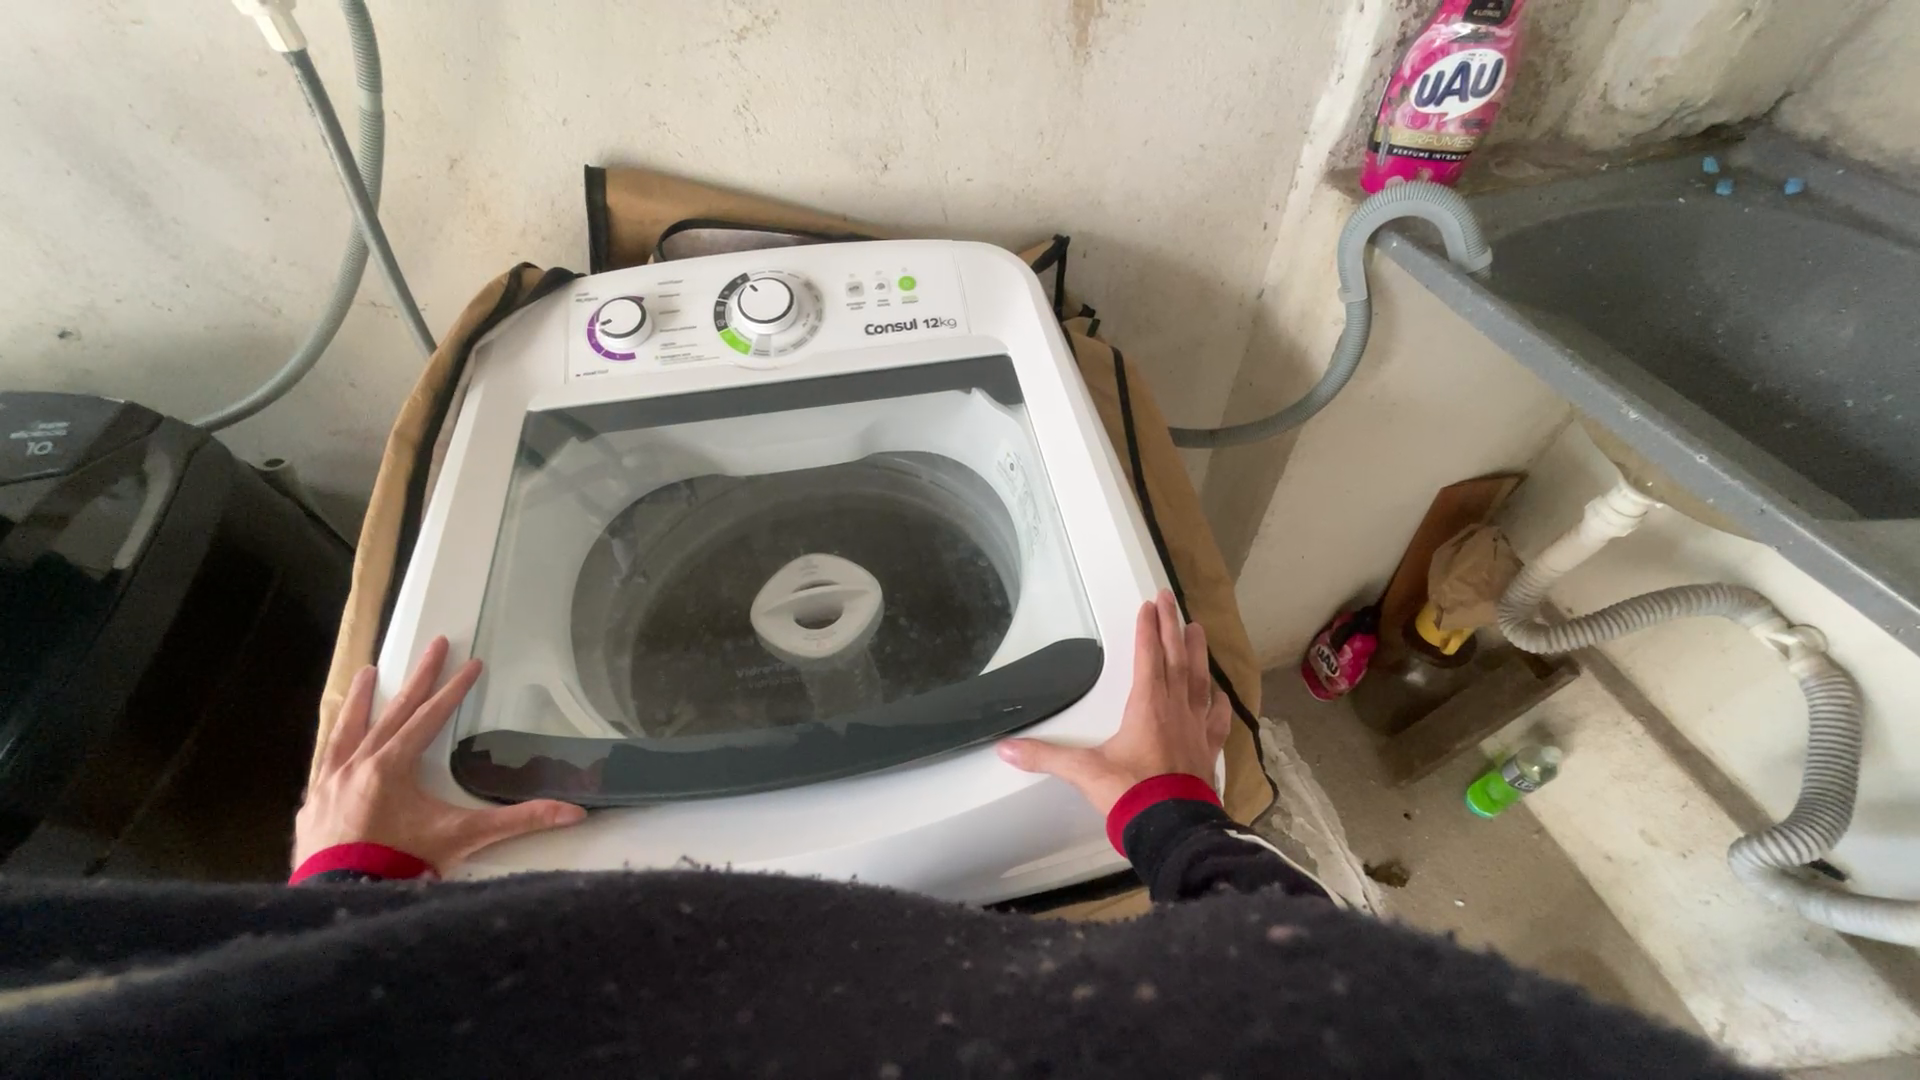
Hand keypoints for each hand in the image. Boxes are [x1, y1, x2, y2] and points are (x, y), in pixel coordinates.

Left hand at [294, 637, 586, 872]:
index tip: (473, 662)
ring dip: (362, 699)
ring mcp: (329, 783)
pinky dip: (335, 738)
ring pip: (347, 729)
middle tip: (436, 643)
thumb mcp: (466, 837)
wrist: (341, 901)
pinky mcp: (314, 803)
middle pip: (394, 711)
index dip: (456, 689)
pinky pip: (326, 758)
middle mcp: (358, 765)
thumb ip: (520, 820)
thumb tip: (575, 813)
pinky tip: (337, 733)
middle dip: (419, 676)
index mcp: (392, 766)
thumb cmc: (404, 862)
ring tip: (367, 671)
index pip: (431, 716)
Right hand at [997, 590, 1229, 813]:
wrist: (1173, 829)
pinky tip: (1219, 693)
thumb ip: (1045, 757)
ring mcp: (1196, 729)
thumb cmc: (1130, 794)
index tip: (1149, 605)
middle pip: (1175, 659)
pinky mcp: (1207, 750)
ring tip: (1197, 628)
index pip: (1148, 657)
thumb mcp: (1083, 772)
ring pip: (1198, 680)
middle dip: (1171, 627)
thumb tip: (1007, 749)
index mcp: (1147, 707)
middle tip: (1171, 599)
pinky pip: (1215, 719)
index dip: (1147, 630)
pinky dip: (1217, 702)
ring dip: (1197, 653)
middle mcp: (1175, 710)